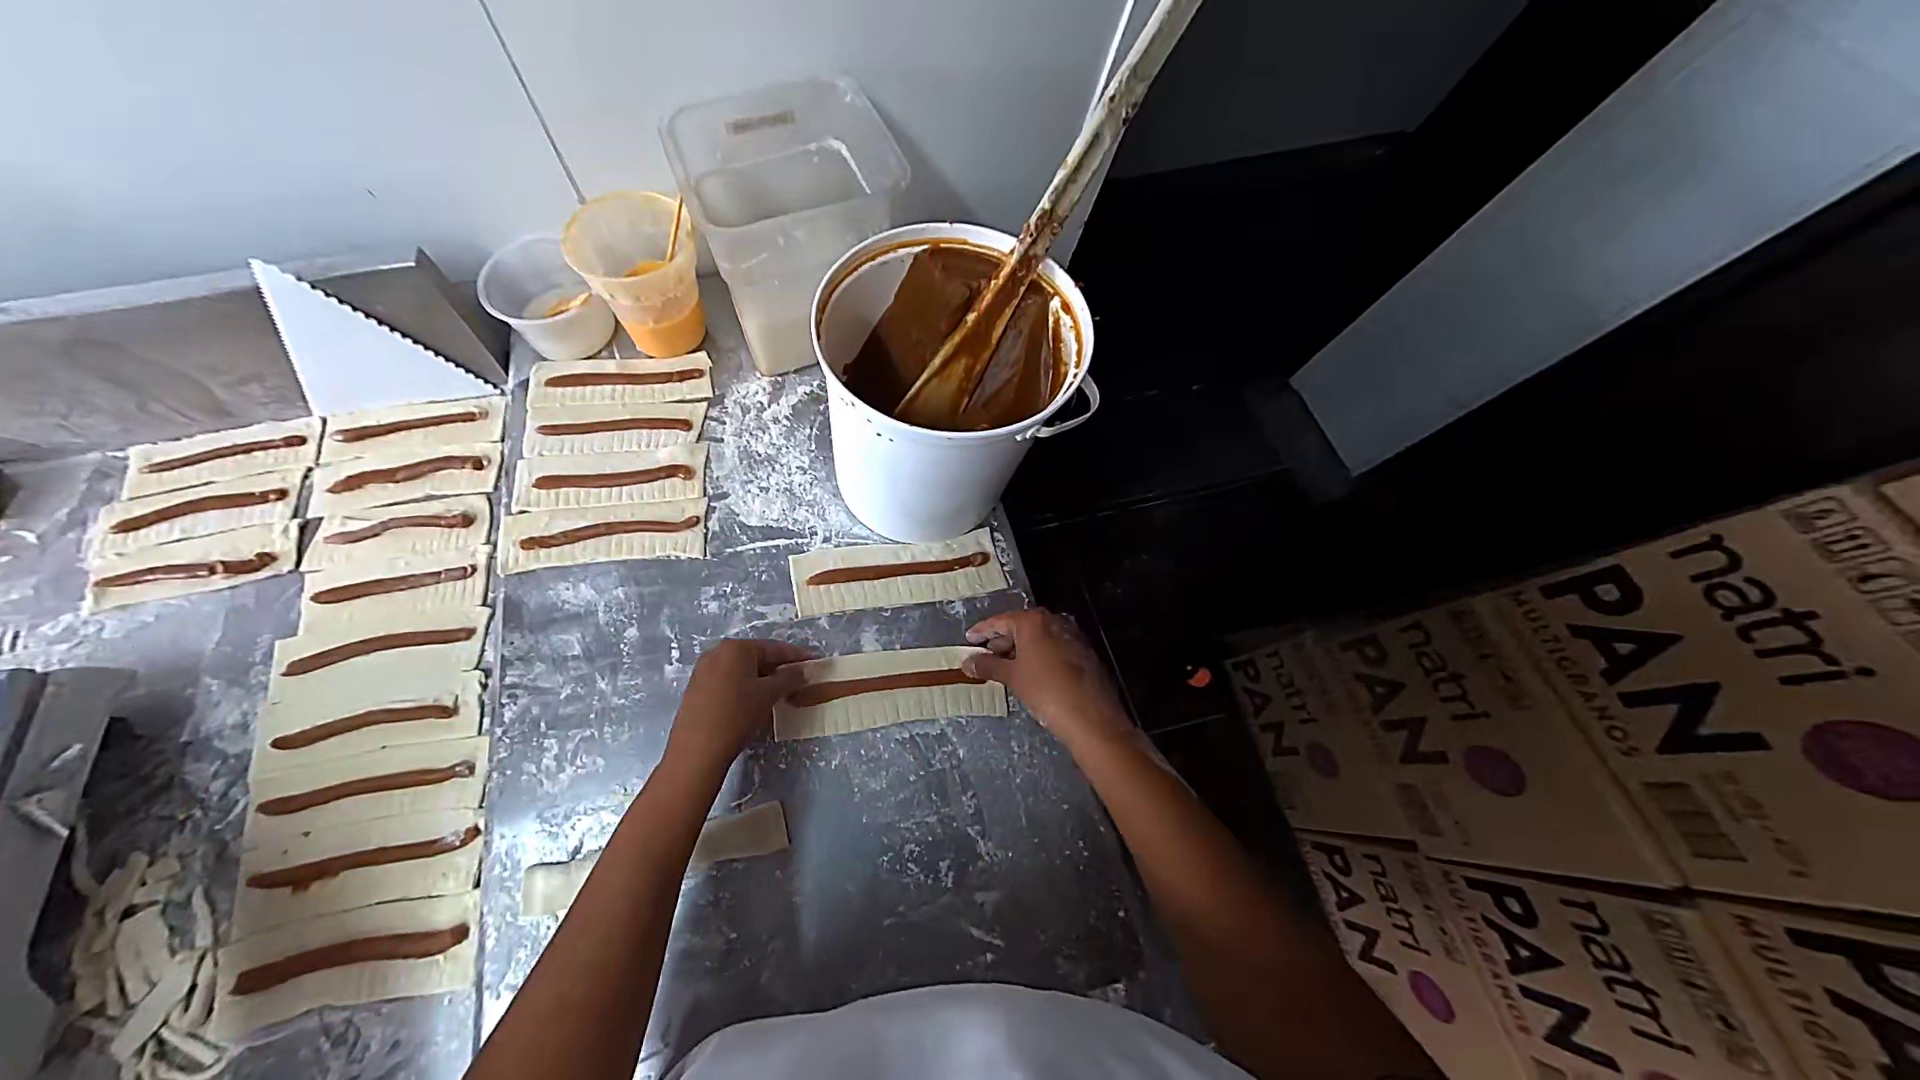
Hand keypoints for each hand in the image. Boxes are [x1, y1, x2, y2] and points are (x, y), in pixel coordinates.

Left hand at [666, 639, 812, 768]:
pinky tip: (754, 699)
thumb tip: (801, 671)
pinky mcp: (697, 688)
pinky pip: (728, 679)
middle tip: (798, 678)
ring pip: (741, 669)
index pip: (774, 648)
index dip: (796, 656)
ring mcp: (703, 670)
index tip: (813, 661)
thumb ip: (789, 678)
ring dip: (762, 677)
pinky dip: (745, 685)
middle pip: (756, 656)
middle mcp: (717, 653)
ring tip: (780, 690)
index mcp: (736, 648)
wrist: (697, 750)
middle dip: (778, 667)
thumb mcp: (768, 695)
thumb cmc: (737, 715)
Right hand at [962, 609, 1132, 747]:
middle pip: (1020, 626)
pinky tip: (1029, 672)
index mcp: (1033, 621)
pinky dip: (1037, 655)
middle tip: (984, 655)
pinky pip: (1052, 647)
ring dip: (1019, 649)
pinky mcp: (1082, 651)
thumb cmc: (1046, 691)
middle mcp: (1054, 621)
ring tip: (1003, 667)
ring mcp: (1071, 635)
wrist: (1090, 717)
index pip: (1000, 621)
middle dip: (1001, 640)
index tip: (969, 638)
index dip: (982, 631)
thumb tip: (968, 662)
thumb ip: (988, 666)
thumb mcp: (1012, 677)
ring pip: (1037, 637)